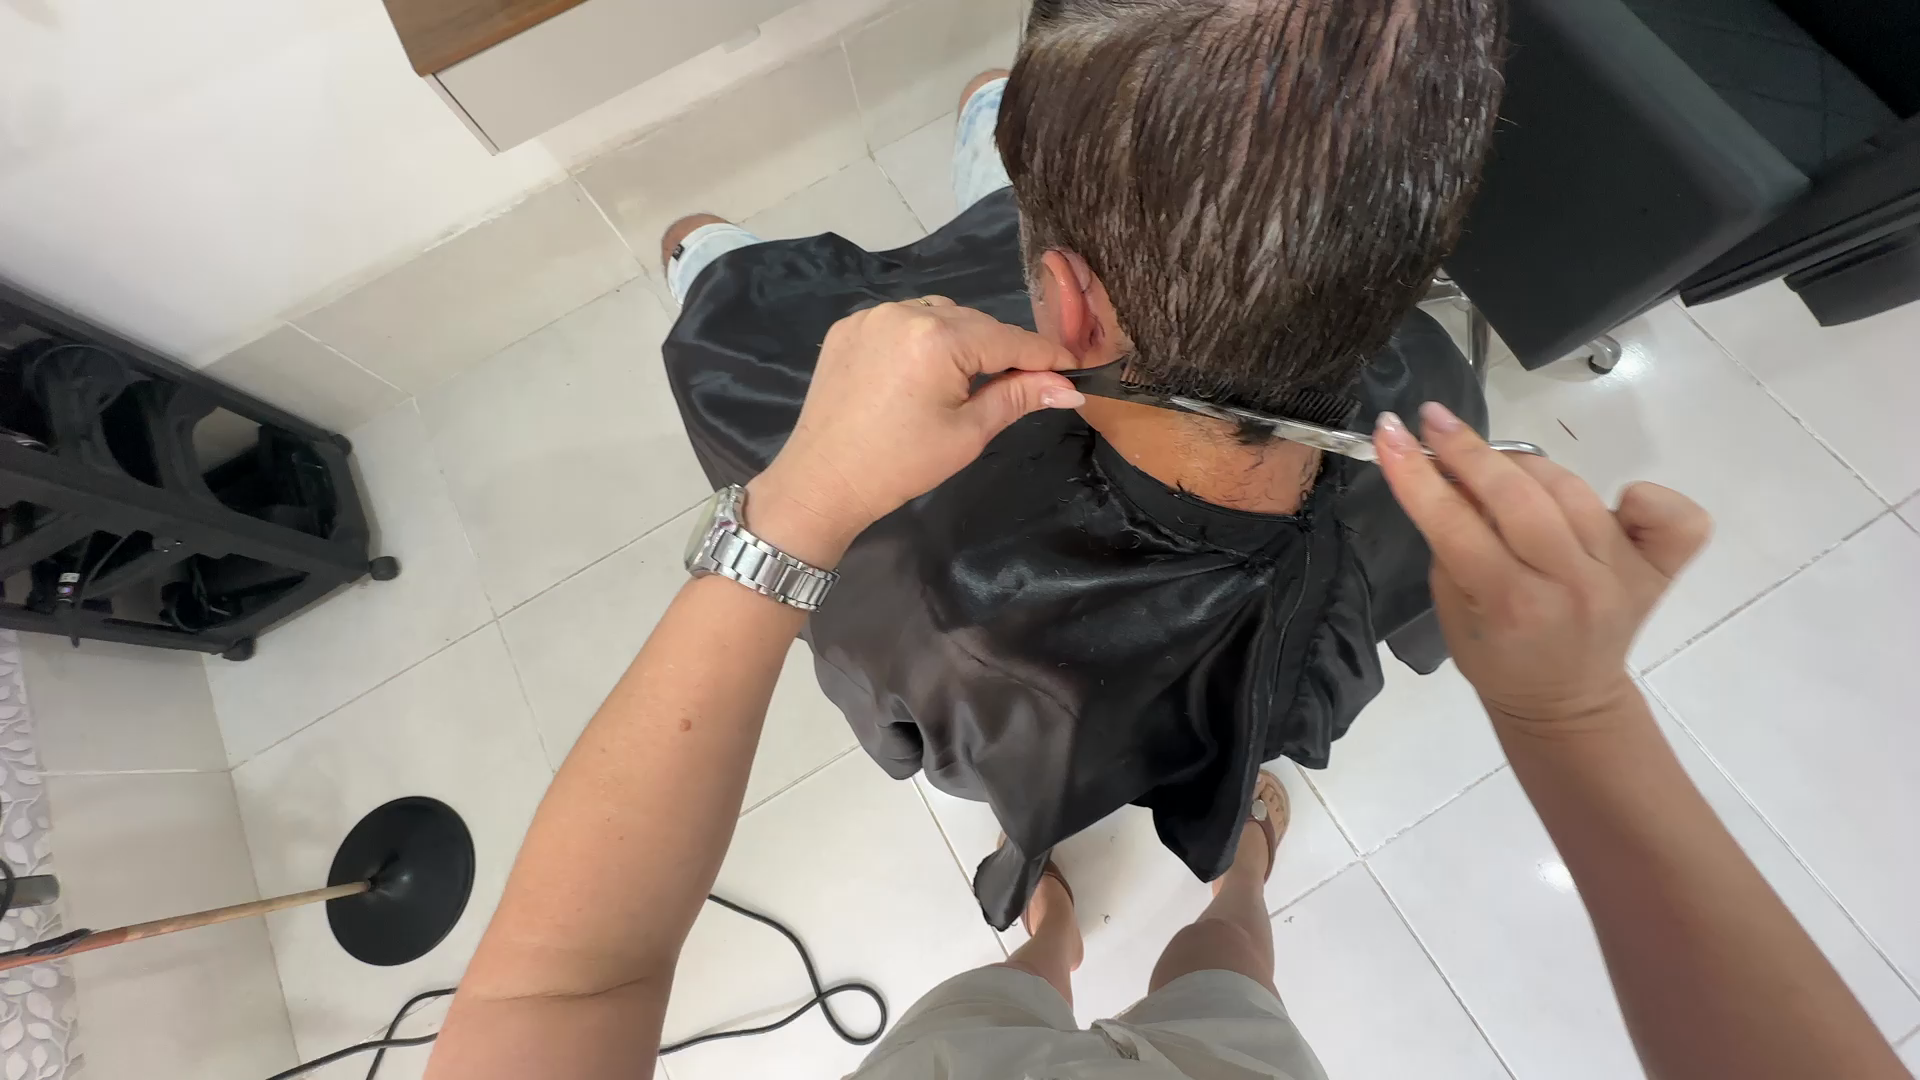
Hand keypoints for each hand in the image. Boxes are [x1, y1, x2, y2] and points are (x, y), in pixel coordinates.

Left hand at [748, 297, 1084, 564]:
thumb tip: (1069, 388)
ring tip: (966, 380)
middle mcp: (904, 311)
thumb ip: (1019, 397)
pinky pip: (903, 321)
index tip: (1072, 368)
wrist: (823, 482)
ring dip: (962, 340)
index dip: (1045, 355)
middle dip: (1002, 350)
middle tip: (1022, 384)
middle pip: (975, 322)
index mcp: (937, 338)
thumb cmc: (900, 466)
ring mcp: (871, 316)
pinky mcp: (848, 327)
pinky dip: (923, 338)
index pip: (1008, 339)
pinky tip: (923, 372)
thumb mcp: (968, 433)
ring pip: (939, 315)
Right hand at [1374, 402, 1710, 734]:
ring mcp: (1622, 574)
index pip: (1453, 523)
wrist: (1562, 698)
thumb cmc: (1490, 652)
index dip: (1415, 473)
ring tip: (1492, 466)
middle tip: (1433, 420)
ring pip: (1571, 490)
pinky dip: (1641, 497)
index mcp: (1510, 601)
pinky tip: (1612, 496)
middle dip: (1467, 450)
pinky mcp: (1661, 570)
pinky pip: (1670, 517)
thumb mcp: (1450, 603)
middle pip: (1518, 496)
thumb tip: (1446, 478)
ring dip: (1522, 465)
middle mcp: (1571, 583)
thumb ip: (1452, 542)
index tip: (1389, 431)